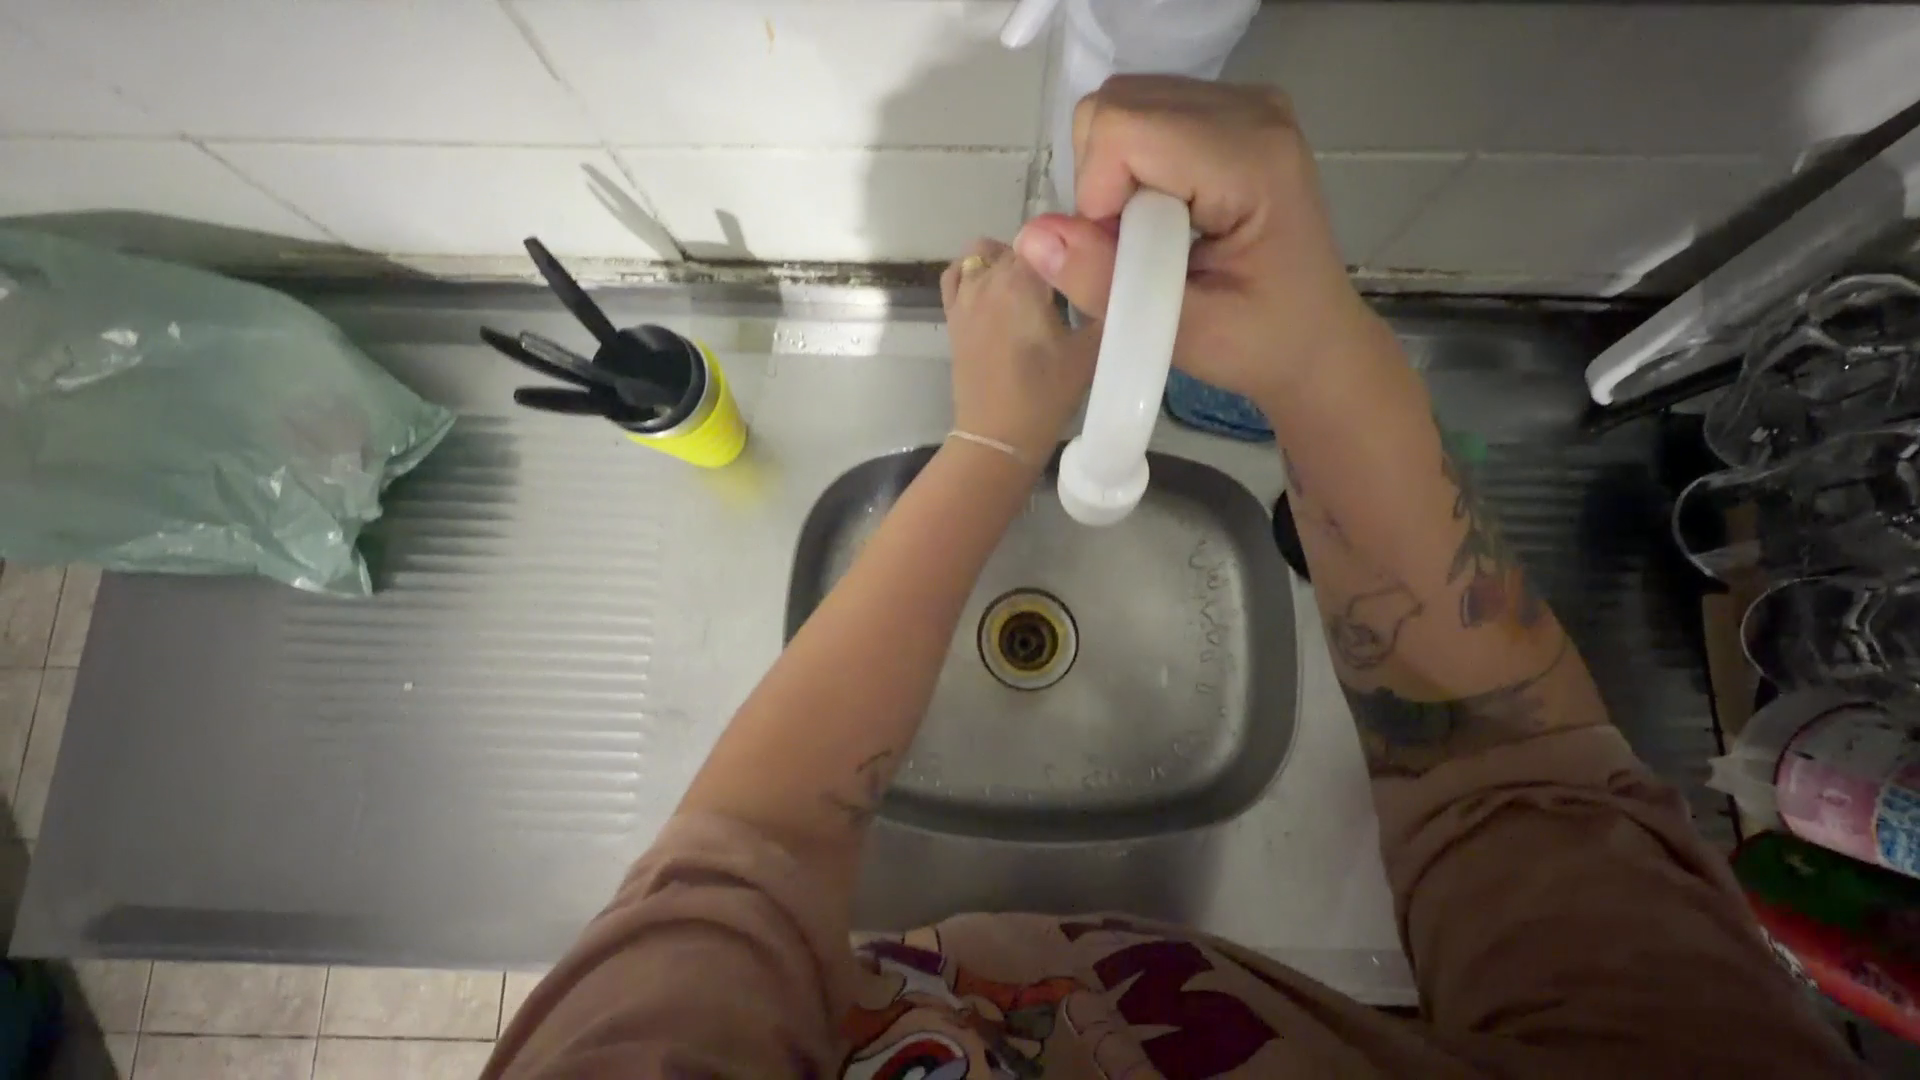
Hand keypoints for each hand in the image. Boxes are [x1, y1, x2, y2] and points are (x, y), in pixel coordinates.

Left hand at [941, 239, 1097, 464]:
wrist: (998, 436)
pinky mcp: (952, 316)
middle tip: (1070, 287)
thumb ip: (1109, 304)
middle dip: (1048, 256)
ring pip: (987, 254)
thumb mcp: (1093, 350)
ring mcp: (964, 296)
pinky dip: (975, 272)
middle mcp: (988, 278)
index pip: (1053, 233)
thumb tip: (1127, 273)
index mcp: (1023, 280)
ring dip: (1010, 262)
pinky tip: (997, 292)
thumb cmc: (1047, 395)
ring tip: (1033, 291)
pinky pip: (958, 273)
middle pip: (1021, 245)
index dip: (1076, 244)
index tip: (1092, 266)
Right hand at [1011, 76, 1377, 404]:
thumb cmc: (1259, 344)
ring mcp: (1240, 103)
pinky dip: (1126, 172)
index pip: (1123, 129)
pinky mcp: (1225, 113)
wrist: (1312, 338)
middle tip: (1133, 251)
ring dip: (1110, 180)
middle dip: (1099, 186)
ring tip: (1148, 240)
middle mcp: (1249, 109)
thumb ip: (1106, 283)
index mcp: (1252, 158)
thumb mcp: (1182, 333)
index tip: (1123, 257)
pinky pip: (1139, 118)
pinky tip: (1159, 219)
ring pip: (1120, 108)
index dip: (1096, 196)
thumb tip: (1032, 237)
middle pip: (1115, 107)